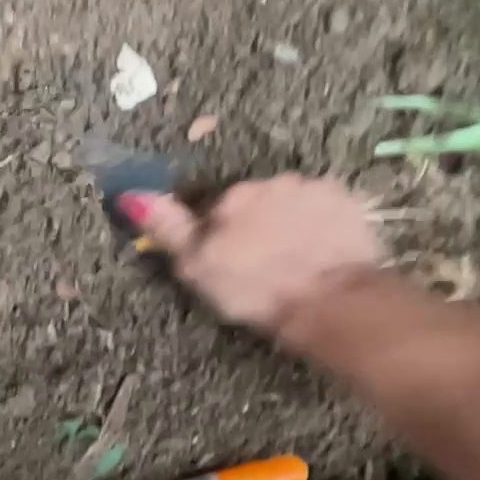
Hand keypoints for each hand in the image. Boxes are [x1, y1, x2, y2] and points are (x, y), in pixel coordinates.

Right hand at [118, 174, 385, 333]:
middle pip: (250, 203)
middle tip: (251, 264)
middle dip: (248, 225)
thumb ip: (167, 229)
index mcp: (230, 198)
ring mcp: (312, 188)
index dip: (209, 236)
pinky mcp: (347, 200)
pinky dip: (313, 225)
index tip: (216, 261)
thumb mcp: (196, 266)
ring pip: (285, 204)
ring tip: (284, 260)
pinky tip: (311, 252)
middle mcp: (270, 181)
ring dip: (281, 224)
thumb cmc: (251, 288)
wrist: (327, 298)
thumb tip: (132, 196)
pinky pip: (319, 208)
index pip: (210, 210)